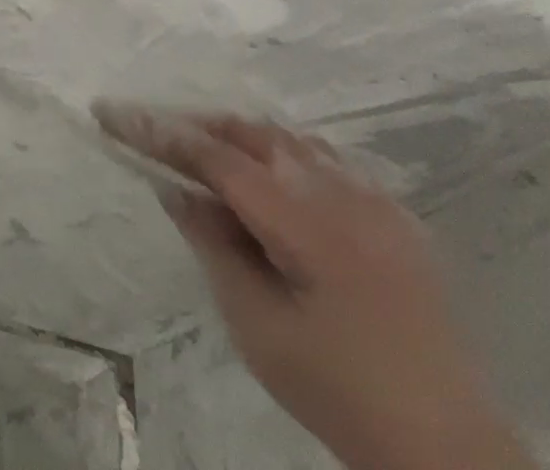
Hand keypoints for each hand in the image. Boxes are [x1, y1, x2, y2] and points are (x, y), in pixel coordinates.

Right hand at [94, 103, 534, 469]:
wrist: (439, 441)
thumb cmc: (332, 384)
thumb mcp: (253, 319)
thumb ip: (213, 243)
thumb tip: (174, 187)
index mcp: (311, 225)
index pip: (219, 159)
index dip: (160, 132)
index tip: (110, 112)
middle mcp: (350, 201)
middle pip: (259, 137)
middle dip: (196, 125)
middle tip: (144, 127)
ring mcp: (382, 209)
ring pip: (297, 144)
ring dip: (239, 136)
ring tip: (192, 146)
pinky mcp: (398, 226)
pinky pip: (330, 165)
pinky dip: (281, 155)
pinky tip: (262, 175)